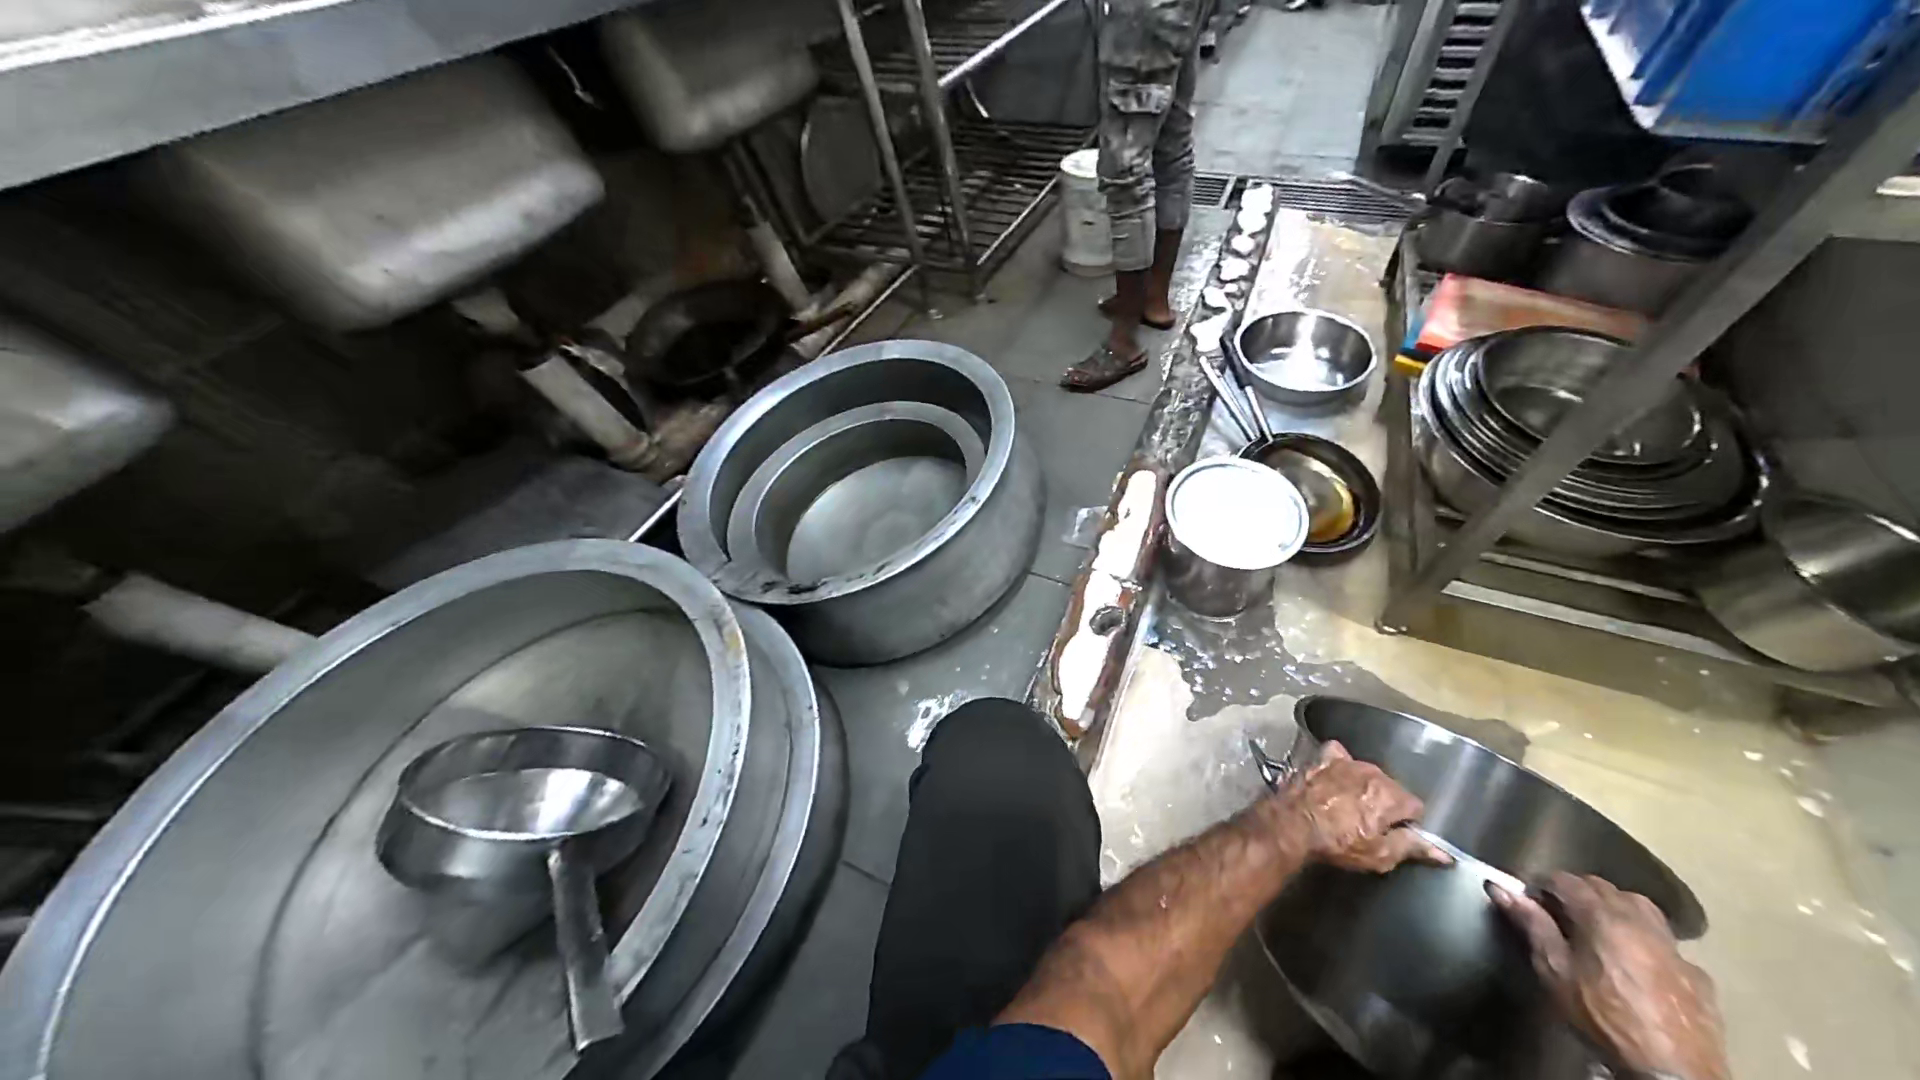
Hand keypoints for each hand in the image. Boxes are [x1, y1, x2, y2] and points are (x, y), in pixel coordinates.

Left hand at [1275, 741, 1449, 872]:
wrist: (1291, 825)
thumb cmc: (1337, 843)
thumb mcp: (1380, 854)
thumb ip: (1412, 847)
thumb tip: (1441, 852)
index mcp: (1391, 796)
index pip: (1415, 807)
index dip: (1407, 822)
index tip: (1395, 833)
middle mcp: (1371, 772)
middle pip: (1390, 787)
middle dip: (1384, 803)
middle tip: (1367, 822)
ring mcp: (1344, 762)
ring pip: (1365, 772)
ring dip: (1361, 785)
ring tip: (1347, 804)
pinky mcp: (1321, 759)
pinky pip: (1336, 756)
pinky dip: (1338, 764)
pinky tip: (1333, 777)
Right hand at [1490, 873, 1729, 1079]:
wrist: (1672, 1073)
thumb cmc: (1601, 1015)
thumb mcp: (1554, 970)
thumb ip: (1531, 924)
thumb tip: (1499, 887)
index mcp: (1602, 915)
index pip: (1564, 879)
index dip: (1541, 886)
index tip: (1528, 903)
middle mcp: (1640, 922)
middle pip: (1603, 888)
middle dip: (1576, 893)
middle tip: (1558, 916)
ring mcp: (1675, 949)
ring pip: (1640, 908)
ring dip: (1614, 908)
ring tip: (1598, 931)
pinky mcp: (1698, 976)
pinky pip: (1666, 943)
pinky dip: (1645, 941)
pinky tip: (1637, 964)